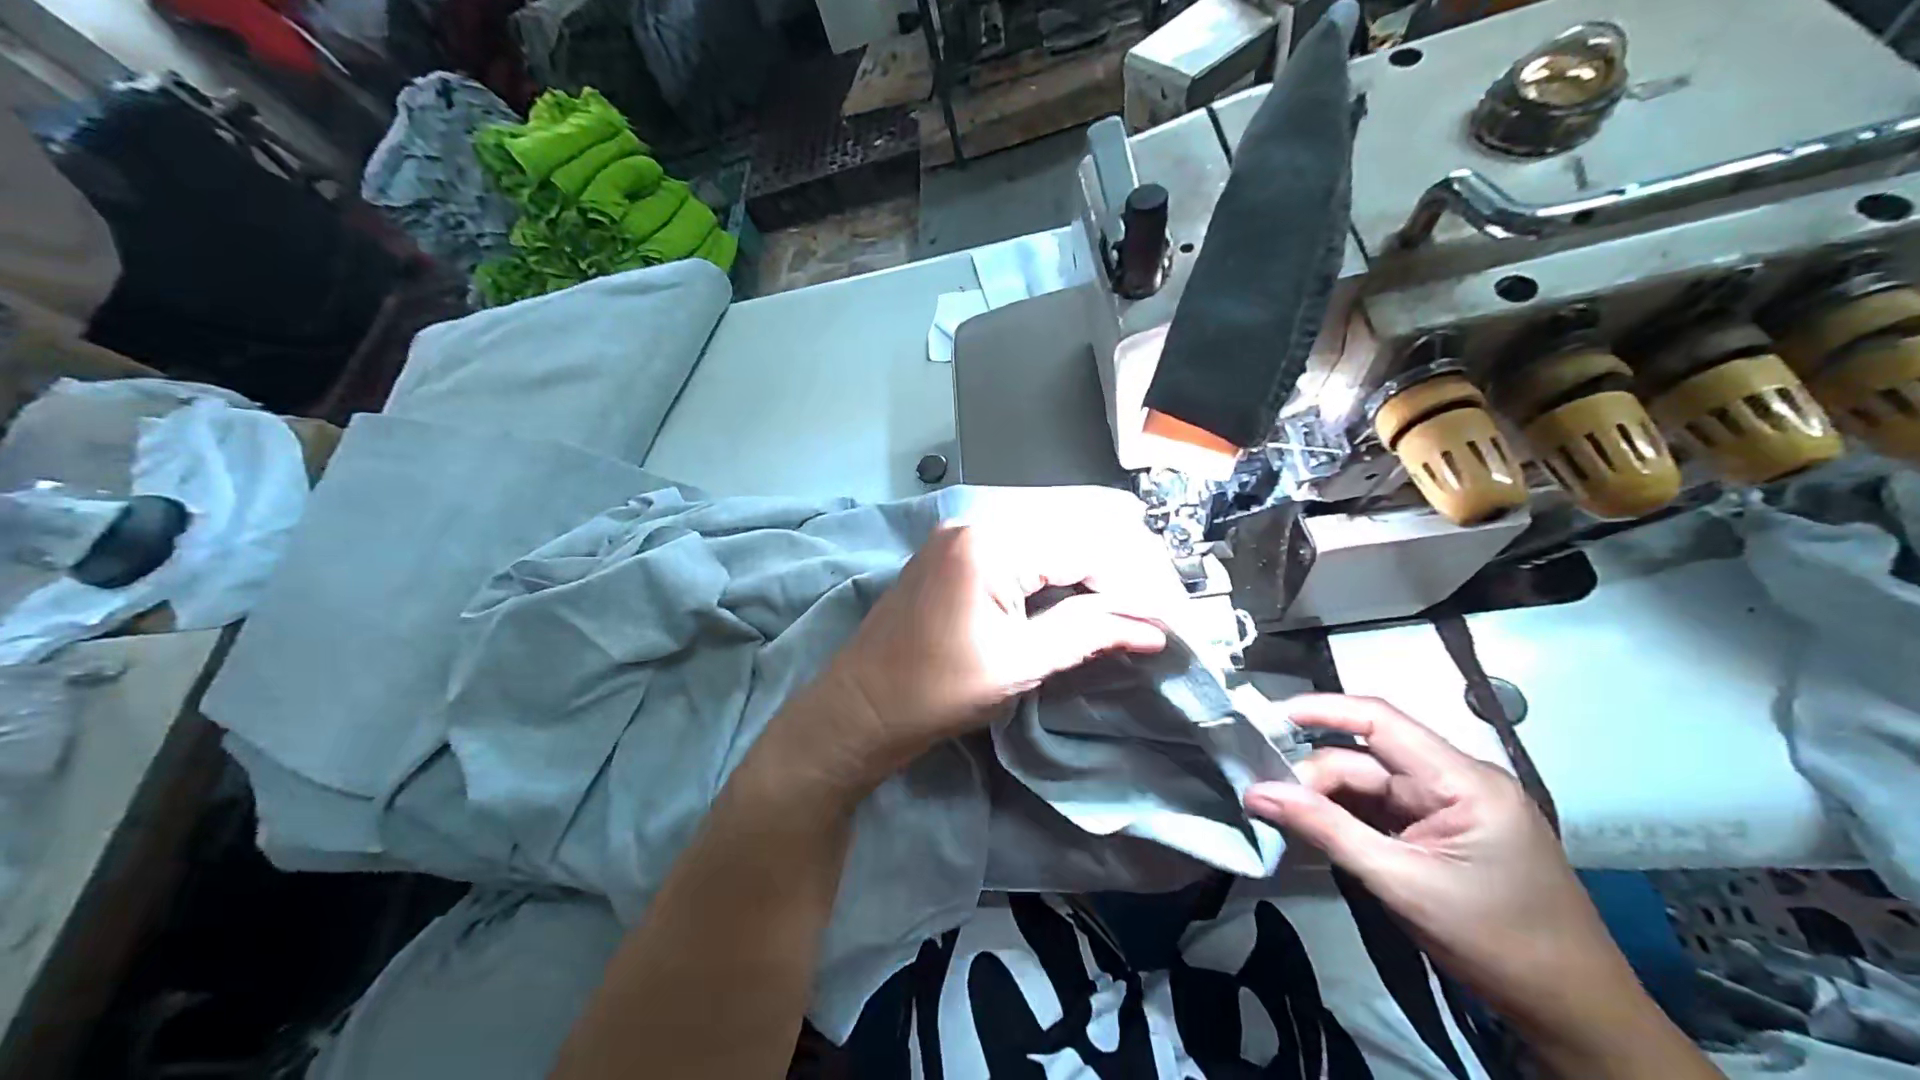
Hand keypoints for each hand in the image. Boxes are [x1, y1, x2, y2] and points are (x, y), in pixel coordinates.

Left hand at [789, 518, 1183, 794]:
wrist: (859, 706)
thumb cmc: (933, 692)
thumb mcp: (1019, 665)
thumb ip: (1088, 633)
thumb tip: (1152, 629)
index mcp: (992, 543)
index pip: (1090, 546)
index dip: (1139, 584)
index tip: (1175, 622)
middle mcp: (979, 518)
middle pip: (1079, 525)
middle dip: (1129, 565)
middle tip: (1164, 610)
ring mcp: (967, 528)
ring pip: (1059, 527)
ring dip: (1103, 560)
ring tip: (1140, 599)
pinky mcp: (962, 546)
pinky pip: (1031, 539)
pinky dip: (1068, 562)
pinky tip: (1093, 586)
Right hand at [1243, 695, 1637, 1034]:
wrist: (1574, 1014)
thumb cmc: (1496, 943)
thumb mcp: (1401, 883)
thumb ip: (1326, 829)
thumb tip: (1258, 792)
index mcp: (1465, 781)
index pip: (1382, 721)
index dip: (1322, 709)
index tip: (1267, 717)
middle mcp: (1458, 781)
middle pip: (1368, 758)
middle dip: (1315, 774)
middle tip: (1265, 797)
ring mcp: (1451, 808)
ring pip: (1371, 784)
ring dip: (1327, 797)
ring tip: (1281, 811)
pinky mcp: (1443, 832)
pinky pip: (1383, 810)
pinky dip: (1347, 816)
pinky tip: (1316, 825)